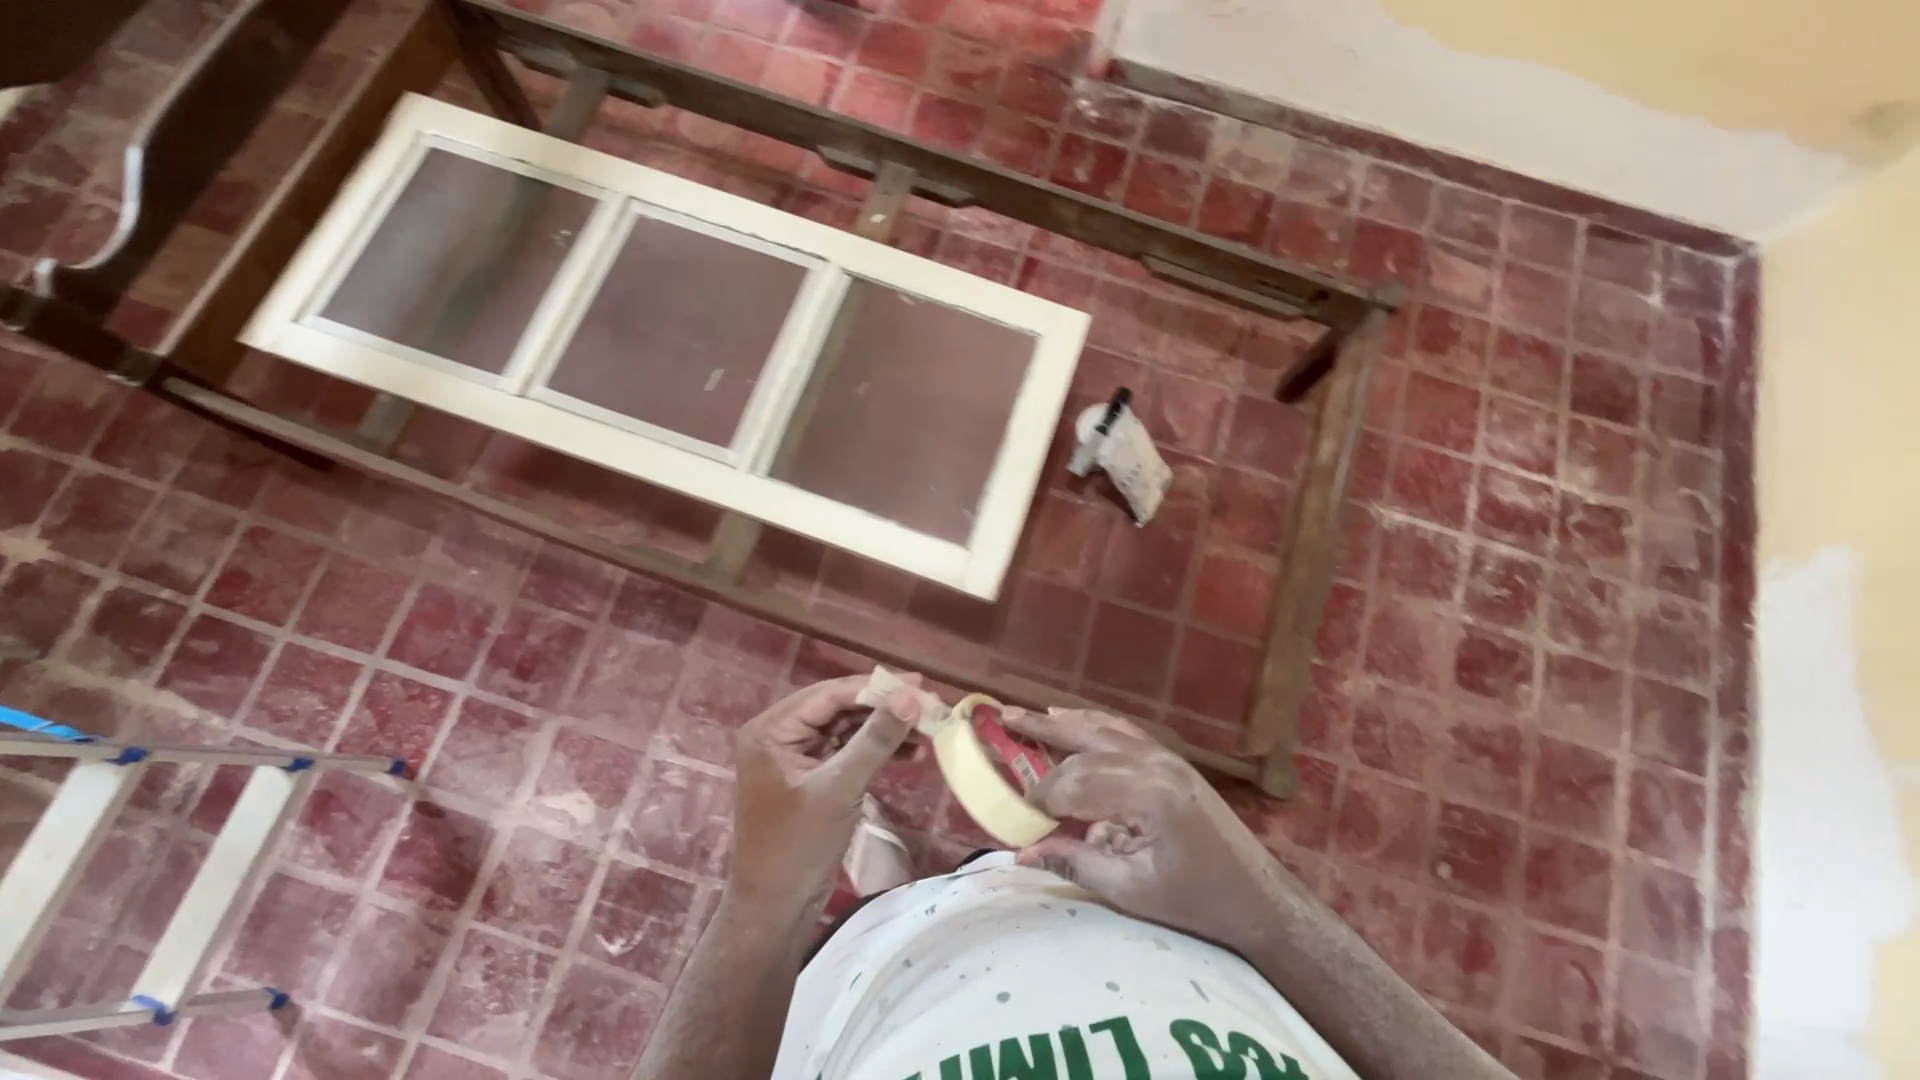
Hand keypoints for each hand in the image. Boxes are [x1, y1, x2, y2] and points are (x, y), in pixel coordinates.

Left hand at [728, 674, 922, 915]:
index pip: (829, 694)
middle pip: (839, 708)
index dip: (875, 688)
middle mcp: (779, 735)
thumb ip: (875, 739)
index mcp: (771, 730)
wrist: (776, 908)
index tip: (919, 684)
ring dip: (883, 730)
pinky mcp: (810, 778)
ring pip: (846, 729)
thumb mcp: (840, 787)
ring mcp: (794, 757)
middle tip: (928, 705)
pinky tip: (910, 754)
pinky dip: (875, 752)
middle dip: (883, 708)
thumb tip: (911, 697)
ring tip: (927, 730)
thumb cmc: (798, 844)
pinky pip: (846, 752)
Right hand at [1003, 708, 1300, 949]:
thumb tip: (1020, 856)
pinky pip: (1125, 733)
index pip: (1077, 784)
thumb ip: (1074, 863)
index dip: (1042, 797)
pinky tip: (1073, 720)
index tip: (1020, 815)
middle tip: (1002, 724)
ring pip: (1105, 730)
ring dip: (1065, 724)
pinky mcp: (1173, 760)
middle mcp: (1156, 765)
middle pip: (1086, 744)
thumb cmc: (1197, 902)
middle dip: (1042, 739)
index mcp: (1149, 797)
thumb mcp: (1131, 891)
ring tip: (1027, 716)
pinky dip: (1094, 725)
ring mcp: (1167, 758)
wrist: (1258, 897)